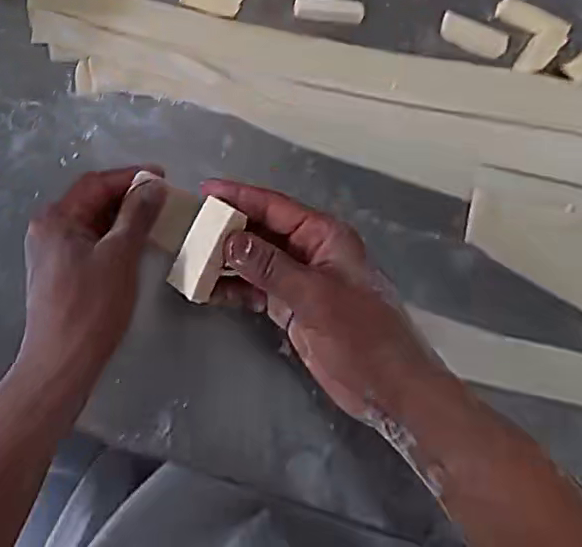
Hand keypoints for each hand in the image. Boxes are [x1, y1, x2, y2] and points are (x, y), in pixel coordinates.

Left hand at [14, 165, 163, 393]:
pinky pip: (91, 240)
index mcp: (55, 219)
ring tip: (155, 217)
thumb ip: (137, 215)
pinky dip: (114, 236)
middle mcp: (48, 229)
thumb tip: (153, 186)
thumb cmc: (89, 308)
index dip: (130, 176)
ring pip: (93, 221)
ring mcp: (52, 251)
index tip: (161, 176)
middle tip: (161, 197)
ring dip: (123, 217)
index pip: (96, 183)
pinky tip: (136, 242)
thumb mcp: (120, 255)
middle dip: (128, 196)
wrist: (60, 367)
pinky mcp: (60, 271)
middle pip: (92, 200)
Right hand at [204, 179, 452, 422]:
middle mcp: (310, 250)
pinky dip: (235, 288)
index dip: (240, 197)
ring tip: (191, 257)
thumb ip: (271, 267)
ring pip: (256, 260)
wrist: (392, 389)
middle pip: (262, 230)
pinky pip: (257, 288)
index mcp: (324, 235)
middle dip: (228, 228)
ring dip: (227, 260)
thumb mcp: (315, 297)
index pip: (274, 207)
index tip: (206, 191)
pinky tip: (208, 290)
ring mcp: (300, 279)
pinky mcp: (293, 306)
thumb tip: (230, 240)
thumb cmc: (363, 335)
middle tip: (189, 226)